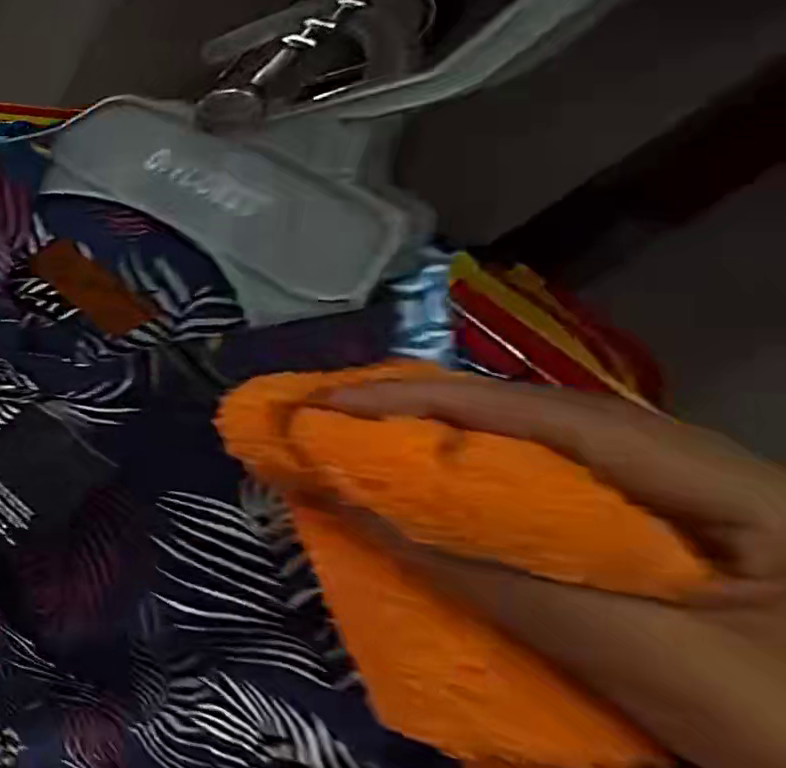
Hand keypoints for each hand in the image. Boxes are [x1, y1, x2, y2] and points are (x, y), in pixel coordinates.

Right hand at [319, 376, 785, 767]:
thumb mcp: (660, 667)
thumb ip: (507, 581)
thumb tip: (353, 504)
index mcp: (740, 483)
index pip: (549, 414)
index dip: (426, 399)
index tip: (325, 403)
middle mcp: (717, 481)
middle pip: (544, 426)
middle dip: (430, 415)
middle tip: (332, 416)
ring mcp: (707, 523)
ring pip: (552, 464)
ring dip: (453, 456)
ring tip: (368, 446)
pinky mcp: (687, 566)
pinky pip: (568, 510)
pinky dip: (490, 501)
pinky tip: (446, 502)